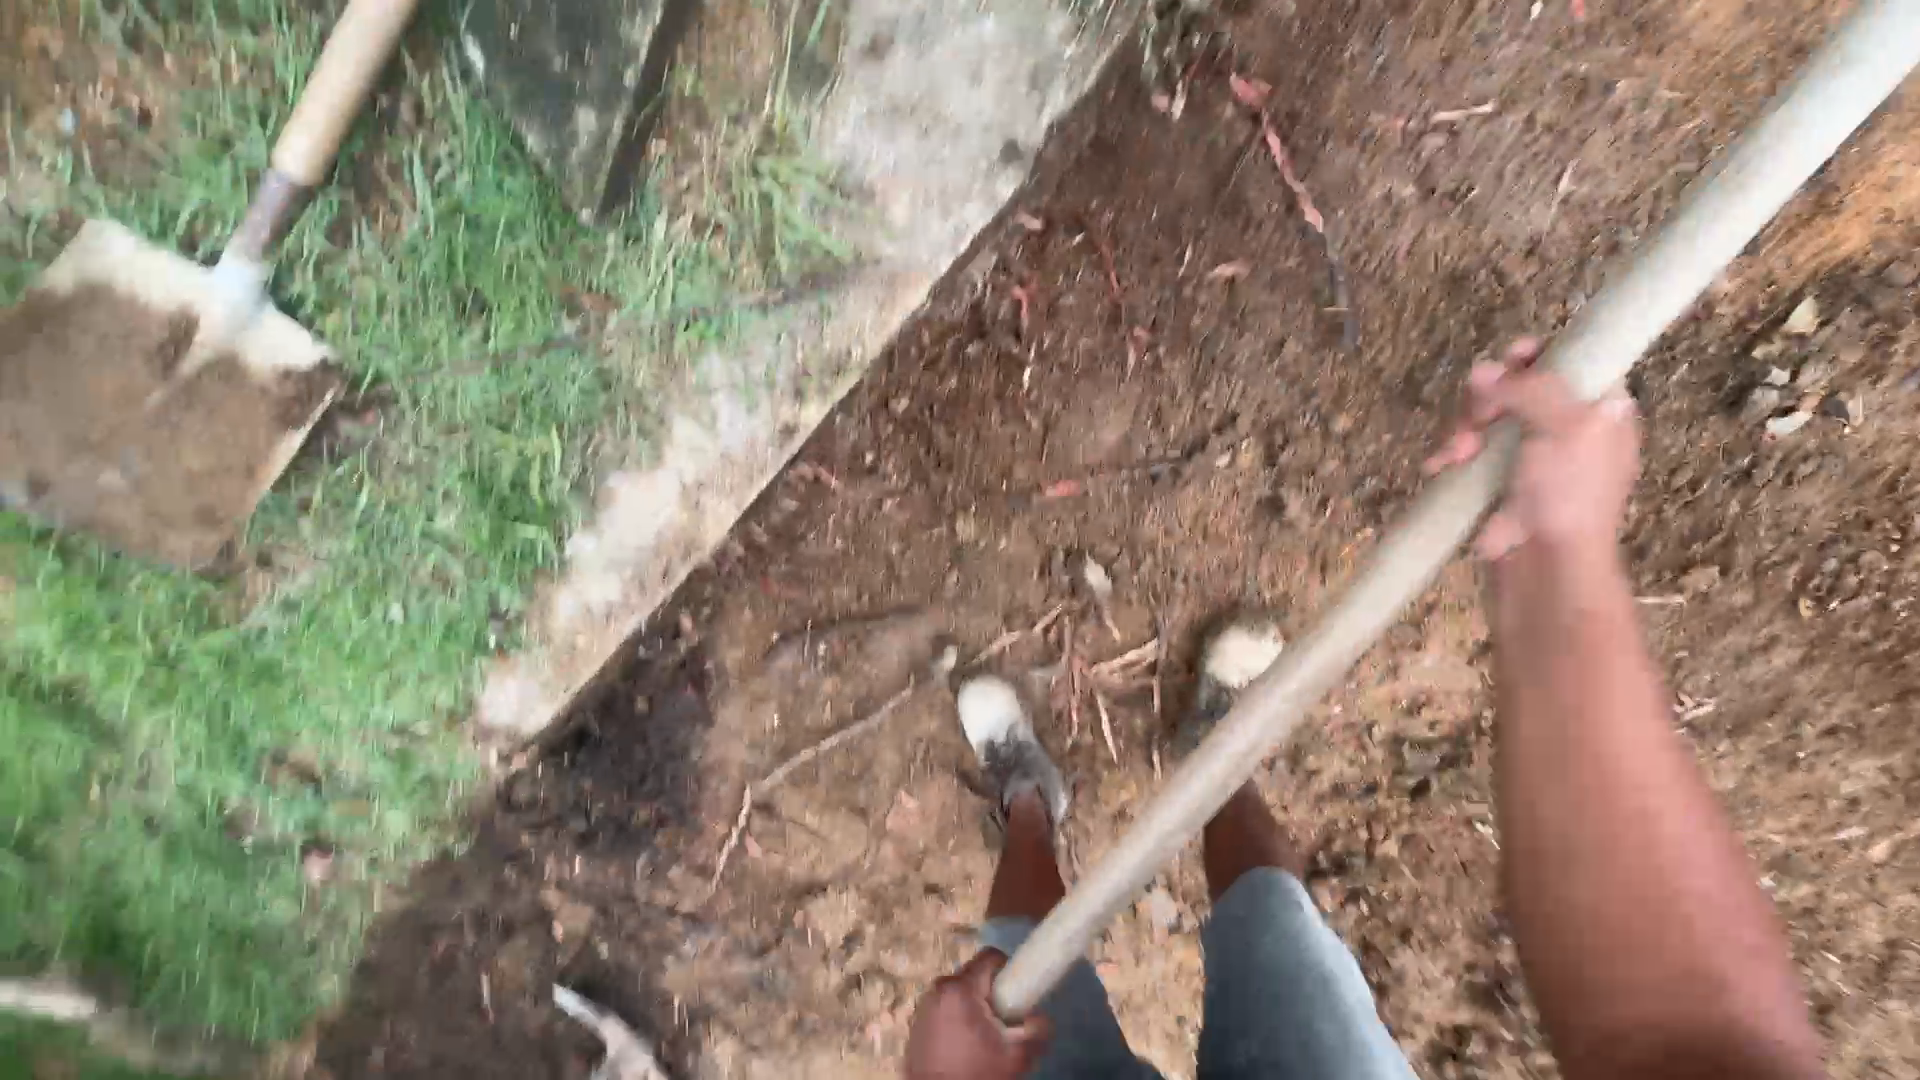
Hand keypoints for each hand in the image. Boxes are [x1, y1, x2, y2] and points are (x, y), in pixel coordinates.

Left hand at [904, 950, 1050, 1079]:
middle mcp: (939, 987)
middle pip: (974, 976)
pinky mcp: (916, 1021)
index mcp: (960, 988)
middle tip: (1003, 1022)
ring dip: (973, 1007)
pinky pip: (944, 1007)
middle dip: (992, 994)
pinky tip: (963, 1046)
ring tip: (983, 1038)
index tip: (1017, 994)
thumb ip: (1036, 1031)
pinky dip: (956, 1018)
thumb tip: (1040, 1016)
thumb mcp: (1016, 1058)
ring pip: (959, 992)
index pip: (990, 957)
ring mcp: (924, 1004)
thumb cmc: (976, 1076)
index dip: (1009, 970)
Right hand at [1426, 338, 1639, 561]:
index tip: (1510, 362)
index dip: (1537, 355)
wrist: (1545, 563)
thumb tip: (1481, 369)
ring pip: (1482, 417)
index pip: (1569, 360)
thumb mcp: (1566, 429)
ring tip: (1456, 454)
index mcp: (1598, 408)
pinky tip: (1440, 466)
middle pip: (1514, 386)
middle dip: (1486, 399)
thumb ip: (1529, 390)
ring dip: (1462, 429)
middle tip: (1478, 419)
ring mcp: (1523, 453)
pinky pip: (1463, 450)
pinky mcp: (1491, 477)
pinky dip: (1449, 454)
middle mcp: (1562, 425)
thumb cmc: (1570, 494)